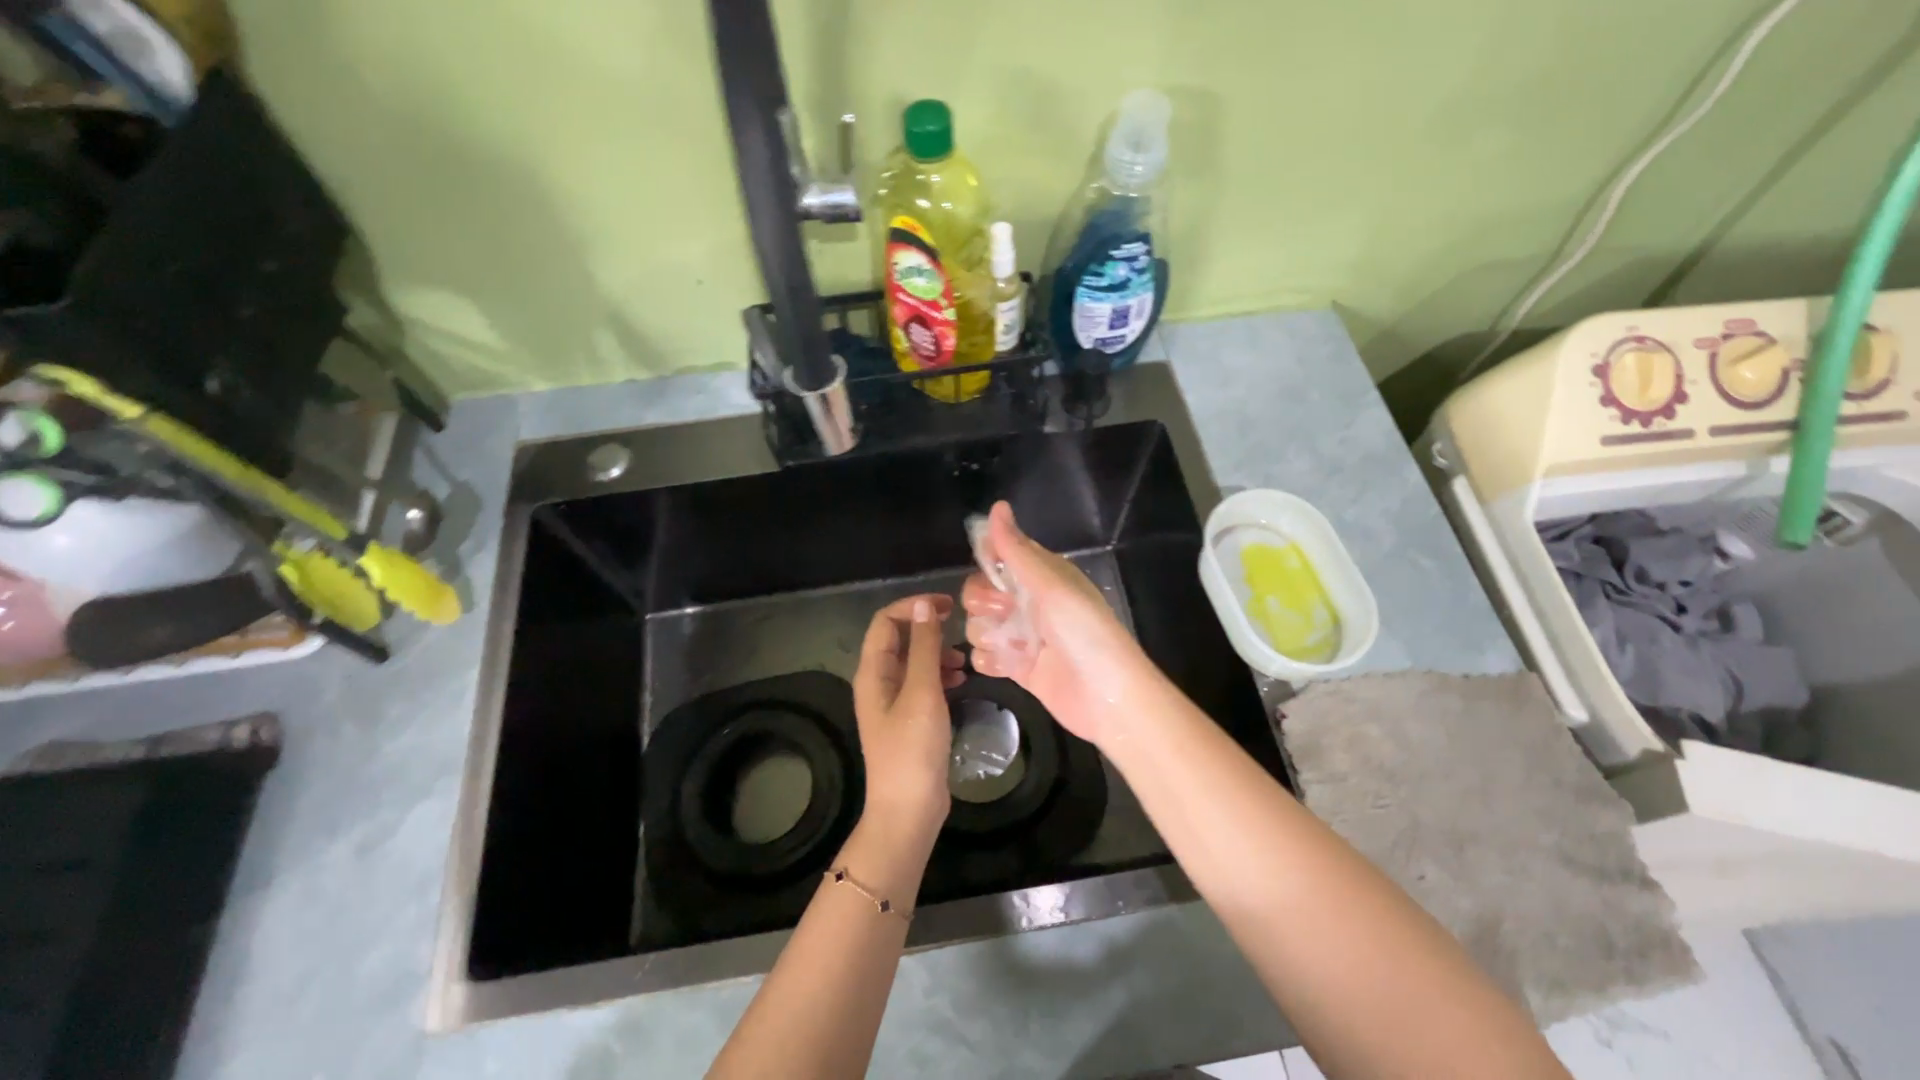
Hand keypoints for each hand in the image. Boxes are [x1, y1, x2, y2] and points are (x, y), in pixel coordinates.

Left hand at [851, 594, 965, 839]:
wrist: (908, 811)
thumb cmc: (913, 750)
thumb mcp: (923, 693)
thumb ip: (925, 648)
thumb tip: (924, 606)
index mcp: (872, 673)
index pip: (885, 622)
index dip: (914, 607)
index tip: (949, 607)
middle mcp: (877, 683)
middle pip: (899, 640)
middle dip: (928, 630)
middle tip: (961, 630)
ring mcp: (892, 704)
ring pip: (913, 663)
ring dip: (937, 654)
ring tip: (964, 662)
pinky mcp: (908, 722)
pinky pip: (922, 686)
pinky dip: (940, 677)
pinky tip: (961, 682)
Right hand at [961, 502, 1160, 747]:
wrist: (1108, 697)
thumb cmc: (1086, 633)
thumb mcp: (1052, 586)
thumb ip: (1018, 551)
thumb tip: (997, 505)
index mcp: (1042, 576)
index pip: (999, 557)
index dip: (988, 565)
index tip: (994, 577)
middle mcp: (1030, 603)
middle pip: (979, 592)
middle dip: (982, 603)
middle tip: (1004, 614)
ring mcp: (1022, 637)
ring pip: (978, 626)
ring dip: (986, 635)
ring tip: (1014, 647)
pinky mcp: (1018, 668)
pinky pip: (985, 657)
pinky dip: (990, 661)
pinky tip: (1008, 666)